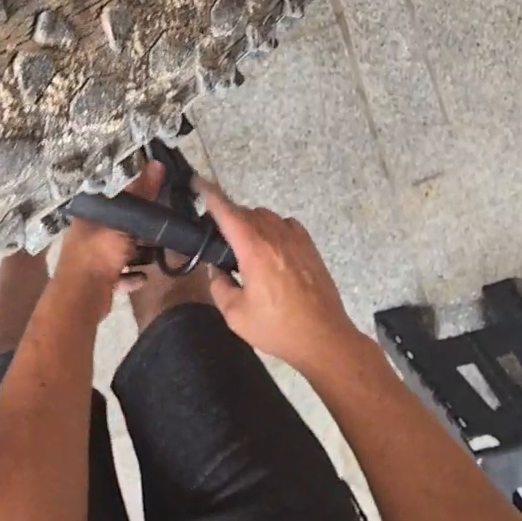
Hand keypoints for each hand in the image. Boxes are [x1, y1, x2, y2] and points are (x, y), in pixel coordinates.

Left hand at [52, 160, 163, 316]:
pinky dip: (132, 275)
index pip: (111, 196)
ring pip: (120, 249)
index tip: (152, 191)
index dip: (131, 193)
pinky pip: (121, 274)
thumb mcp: (124, 220)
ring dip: (137, 252)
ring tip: (158, 250)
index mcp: (88, 213)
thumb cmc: (99, 251)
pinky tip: (143, 276)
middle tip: (161, 222)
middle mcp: (88, 232)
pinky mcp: (100, 279)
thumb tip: (157, 163)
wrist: (83, 296)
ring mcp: (93, 257)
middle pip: (118, 224)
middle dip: (138, 227)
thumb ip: (141, 194)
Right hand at [200, 178, 364, 372]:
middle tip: (218, 239)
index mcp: (254, 250)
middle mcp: (275, 236)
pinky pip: (285, 224)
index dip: (209, 194)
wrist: (324, 338)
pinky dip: (272, 228)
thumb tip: (216, 271)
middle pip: (244, 212)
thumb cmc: (278, 328)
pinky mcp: (310, 246)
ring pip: (265, 216)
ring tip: (244, 247)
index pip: (227, 211)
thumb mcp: (236, 315)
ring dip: (250, 223)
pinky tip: (271, 248)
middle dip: (228, 218)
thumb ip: (219, 287)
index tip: (197, 181)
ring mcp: (296, 239)